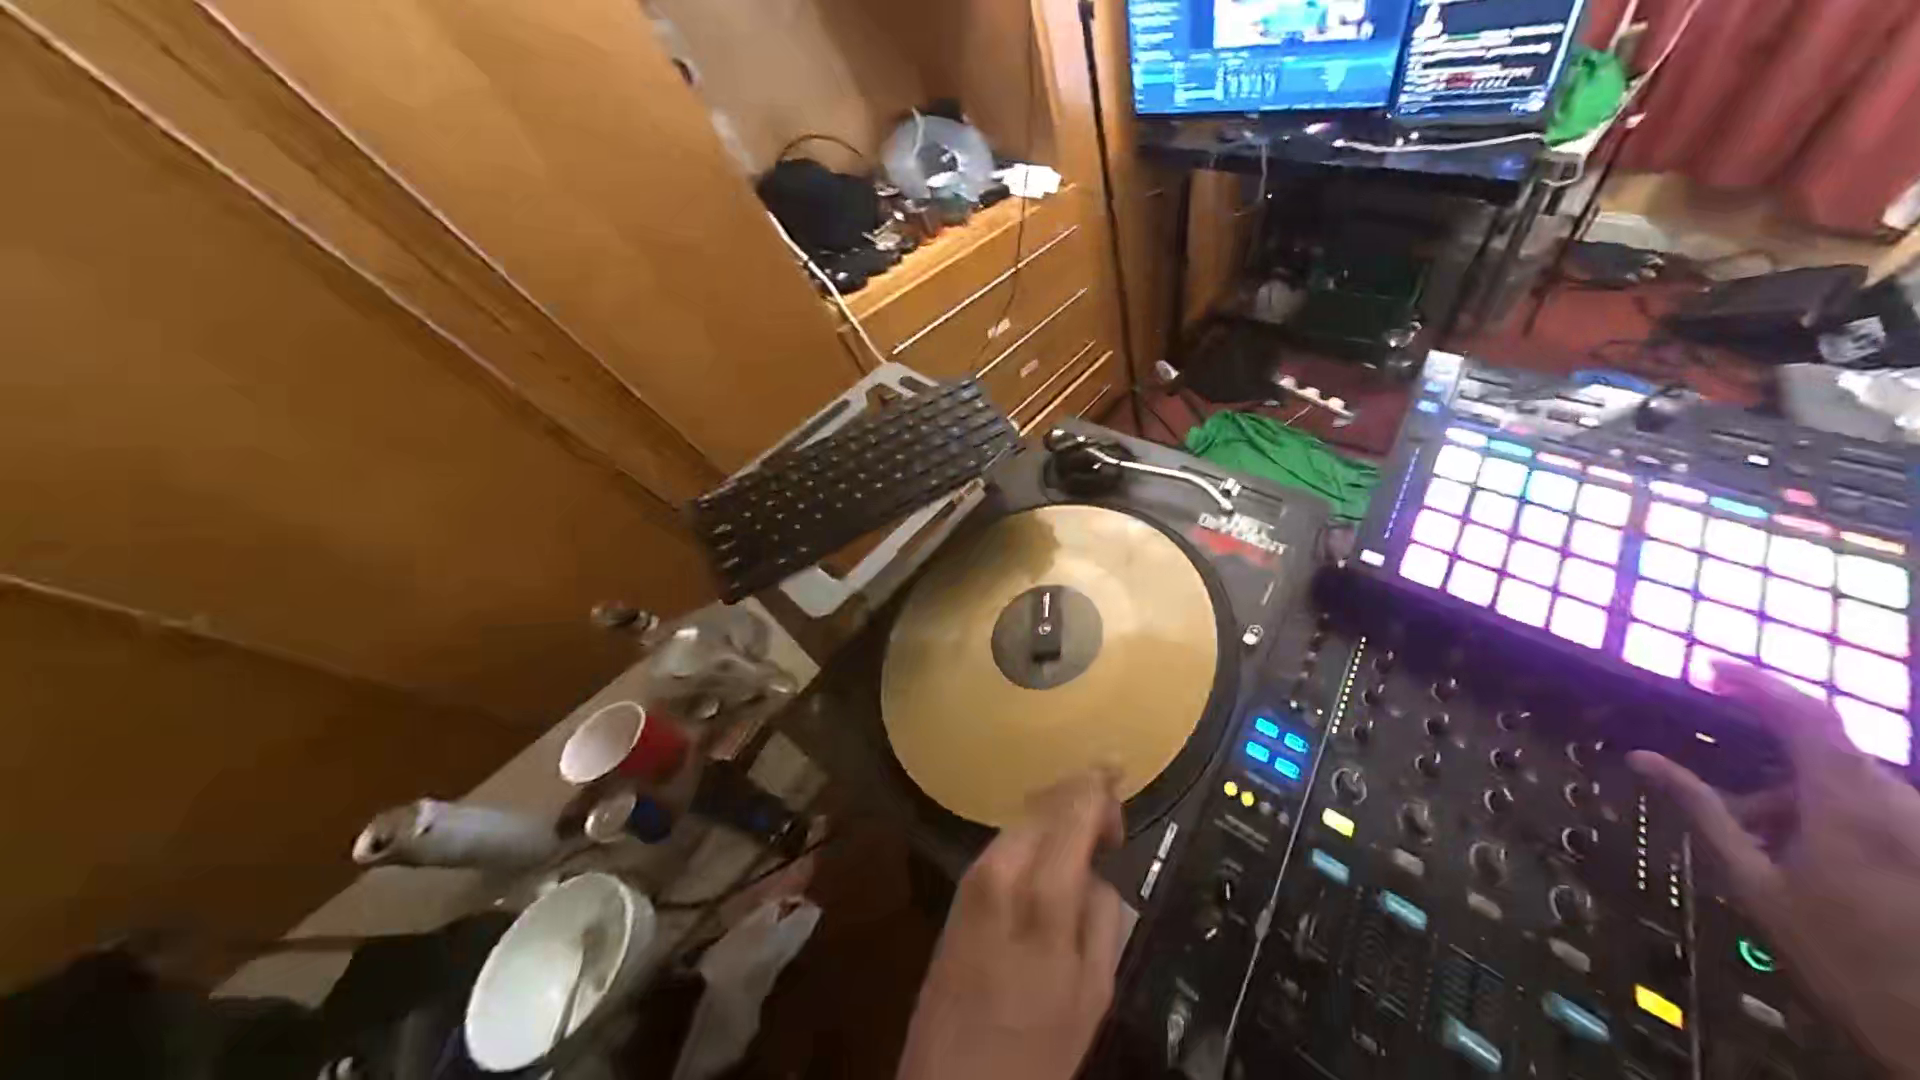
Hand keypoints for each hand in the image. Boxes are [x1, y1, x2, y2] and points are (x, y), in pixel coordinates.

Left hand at [897, 770, 1127, 1079]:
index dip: (1098, 786)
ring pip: (1022, 819)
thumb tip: (1098, 868)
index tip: (1120, 775)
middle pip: (1043, 805)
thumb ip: (1102, 916)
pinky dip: (1034, 833)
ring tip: (1089, 830)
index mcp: (1038, 894)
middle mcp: (999, 870)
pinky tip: (1054, 848)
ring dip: (1056, 812)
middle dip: (1079, 795)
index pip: (1072, 811)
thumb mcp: (1092, 992)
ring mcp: (972, 878)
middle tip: (1112, 815)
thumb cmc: (1035, 1049)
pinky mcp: (960, 891)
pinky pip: (1006, 842)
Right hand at [1629, 662, 1919, 1075]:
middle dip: (1770, 783)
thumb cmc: (1842, 954)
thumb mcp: (1755, 881)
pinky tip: (1821, 872)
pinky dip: (1839, 827)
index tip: (1707, 668)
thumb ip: (1703, 810)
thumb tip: (1642, 758)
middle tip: (1732, 820)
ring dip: (1803, 809)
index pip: (1803, 717)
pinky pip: (1883, 816)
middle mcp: (1906, 806)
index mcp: (1853, 805)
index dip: (1755, 683)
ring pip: (1853, 791)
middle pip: (1824, 761)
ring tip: (1775, 860)